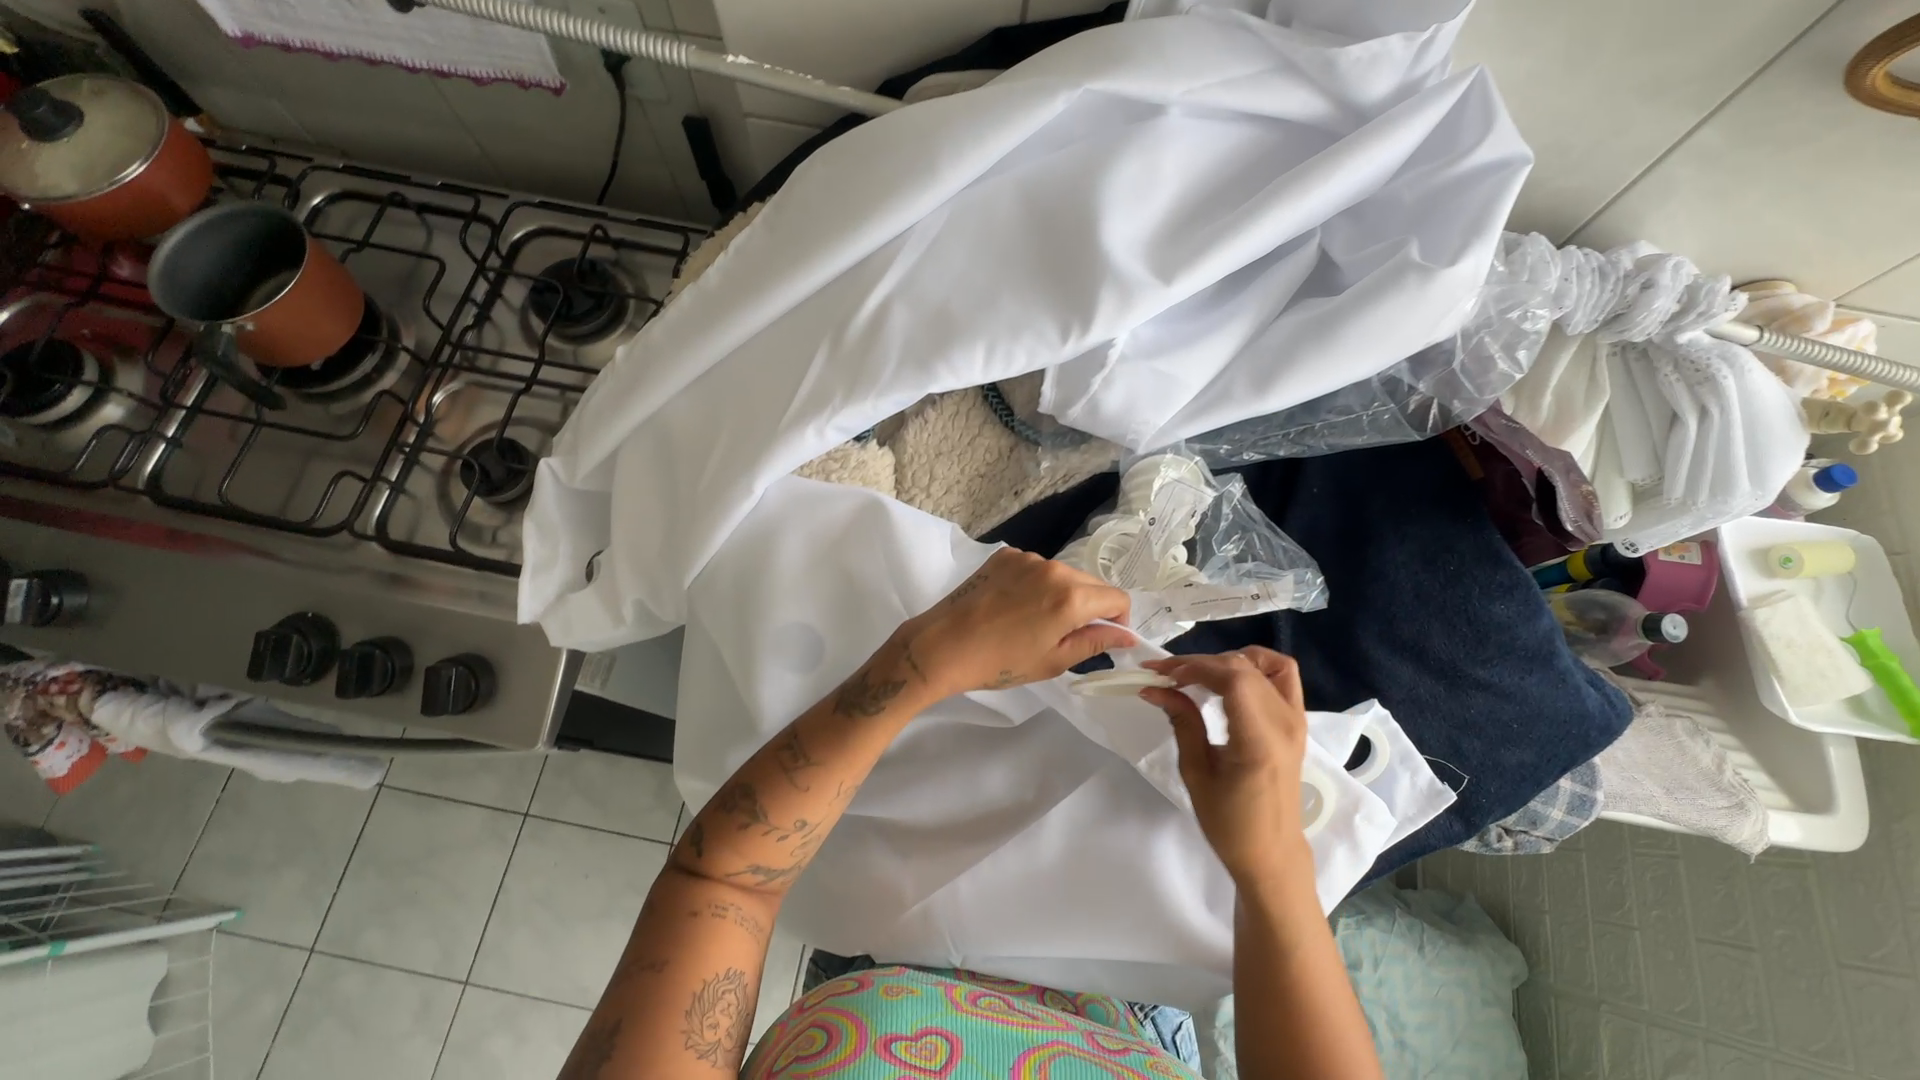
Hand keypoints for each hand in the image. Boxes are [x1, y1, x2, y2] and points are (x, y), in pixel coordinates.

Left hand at [900, 548, 1132, 698]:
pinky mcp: (1004, 556)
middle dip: (1091, 607)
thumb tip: (1126, 635)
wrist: (943, 645)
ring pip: (1063, 574)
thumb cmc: (1000, 662)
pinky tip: (1015, 606)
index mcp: (1071, 597)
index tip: (1104, 638)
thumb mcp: (1053, 660)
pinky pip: (1036, 567)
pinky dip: (1036, 584)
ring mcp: (1027, 558)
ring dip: (1063, 594)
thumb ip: (1095, 643)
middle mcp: (1054, 569)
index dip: (1119, 620)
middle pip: (1091, 583)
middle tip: (1068, 635)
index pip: (1117, 598)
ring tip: (1036, 621)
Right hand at [1139, 648, 1311, 886]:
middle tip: (1167, 677)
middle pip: (1244, 666)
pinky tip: (1229, 680)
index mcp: (1260, 740)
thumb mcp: (1197, 773)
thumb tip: (1156, 688)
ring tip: (1199, 677)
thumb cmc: (1229, 823)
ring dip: (1228, 661)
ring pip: (1265, 664)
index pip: (1233, 678)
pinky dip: (1254, 666)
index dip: (1195, 666)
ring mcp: (1296, 720)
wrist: (1271, 852)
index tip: (1161, 674)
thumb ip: (1183, 722)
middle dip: (1201, 663)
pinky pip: (1282, 676)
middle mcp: (1285, 723)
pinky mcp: (1297, 722)